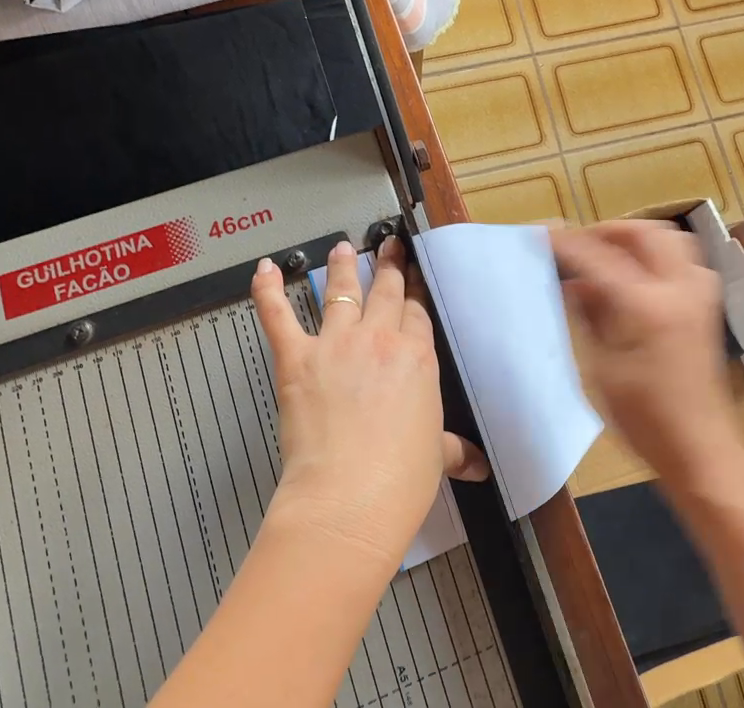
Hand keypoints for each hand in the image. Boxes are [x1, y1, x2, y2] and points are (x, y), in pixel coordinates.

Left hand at [250, 238, 487, 564]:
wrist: (350, 497)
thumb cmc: (400, 480)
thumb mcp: (436, 457)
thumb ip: (455, 451)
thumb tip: (479, 466)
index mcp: (418, 358)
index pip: (416, 312)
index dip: (415, 289)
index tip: (414, 273)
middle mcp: (380, 340)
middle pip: (386, 290)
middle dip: (388, 264)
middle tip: (388, 244)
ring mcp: (337, 344)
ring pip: (341, 291)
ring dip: (341, 266)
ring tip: (342, 248)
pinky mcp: (297, 358)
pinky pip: (278, 315)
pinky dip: (268, 290)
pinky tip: (264, 270)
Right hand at [551, 221, 743, 488]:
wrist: (700, 447)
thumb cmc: (643, 418)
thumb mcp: (601, 368)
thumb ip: (589, 315)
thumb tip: (572, 282)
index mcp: (645, 307)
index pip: (599, 257)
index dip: (568, 244)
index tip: (543, 236)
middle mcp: (678, 289)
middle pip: (643, 233)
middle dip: (607, 231)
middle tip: (580, 246)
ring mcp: (699, 295)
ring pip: (669, 239)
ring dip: (636, 239)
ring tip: (608, 256)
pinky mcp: (708, 306)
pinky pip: (684, 260)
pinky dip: (657, 256)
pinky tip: (636, 279)